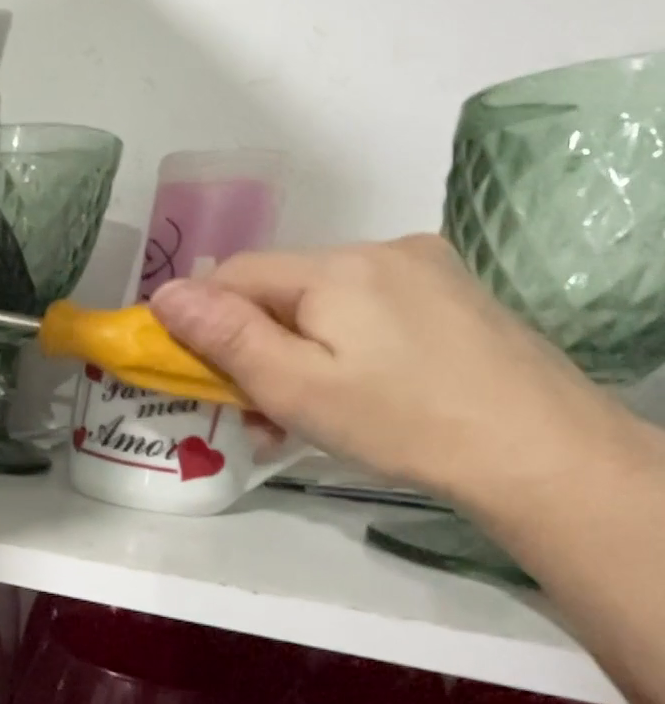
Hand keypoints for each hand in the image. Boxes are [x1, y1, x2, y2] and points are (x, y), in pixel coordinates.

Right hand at [148, 234, 637, 503]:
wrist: (539, 452)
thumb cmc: (398, 421)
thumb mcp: (292, 386)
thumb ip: (224, 335)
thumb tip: (163, 292)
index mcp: (336, 268)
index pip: (231, 273)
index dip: (196, 319)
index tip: (190, 374)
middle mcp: (381, 251)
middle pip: (276, 289)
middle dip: (246, 345)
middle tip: (248, 411)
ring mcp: (424, 271)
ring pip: (317, 303)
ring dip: (288, 351)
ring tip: (294, 414)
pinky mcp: (451, 297)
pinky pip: (362, 311)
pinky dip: (334, 347)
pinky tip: (345, 392)